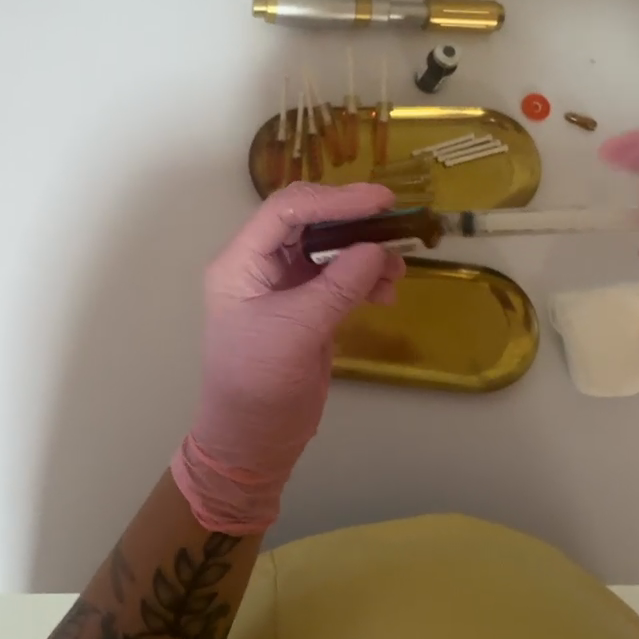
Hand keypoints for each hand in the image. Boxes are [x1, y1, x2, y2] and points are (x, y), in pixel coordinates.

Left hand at [172, 182, 406, 532]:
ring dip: (365, 253)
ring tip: (397, 272)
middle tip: (395, 220)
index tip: (380, 200)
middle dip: (352, 220)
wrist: (253, 440)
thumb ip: (337, 287)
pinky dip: (365, 280)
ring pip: (328, 250)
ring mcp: (284, 286)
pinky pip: (339, 278)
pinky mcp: (306, 308)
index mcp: (241, 262)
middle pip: (309, 222)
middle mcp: (260, 265)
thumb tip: (376, 250)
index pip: (286, 211)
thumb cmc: (259, 385)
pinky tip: (386, 294)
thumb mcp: (297, 331)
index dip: (334, 198)